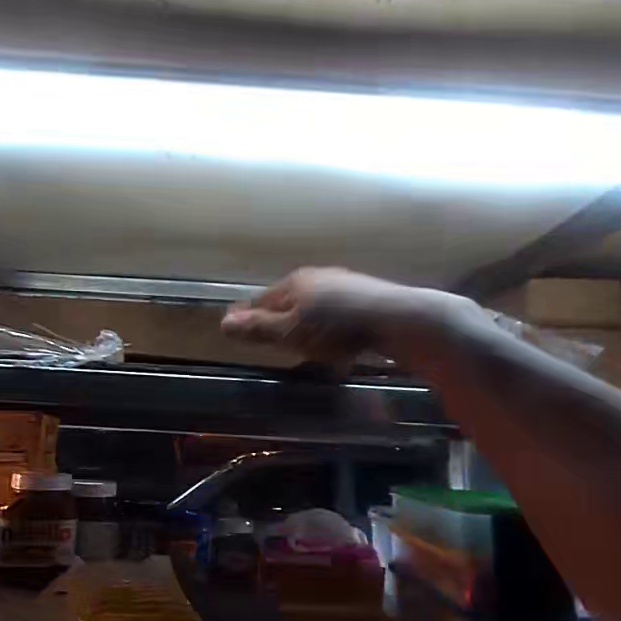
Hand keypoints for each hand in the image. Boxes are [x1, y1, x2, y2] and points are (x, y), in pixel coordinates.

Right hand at [221, 267, 480, 364]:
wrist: (397, 319)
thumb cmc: (336, 327)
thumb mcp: (290, 331)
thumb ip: (259, 328)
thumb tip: (223, 323)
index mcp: (295, 282)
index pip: (261, 299)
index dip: (247, 314)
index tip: (233, 325)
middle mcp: (318, 278)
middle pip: (288, 299)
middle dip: (275, 315)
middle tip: (264, 334)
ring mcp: (345, 285)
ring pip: (314, 305)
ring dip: (303, 321)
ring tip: (296, 339)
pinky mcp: (367, 299)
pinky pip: (336, 314)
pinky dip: (326, 327)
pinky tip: (333, 342)